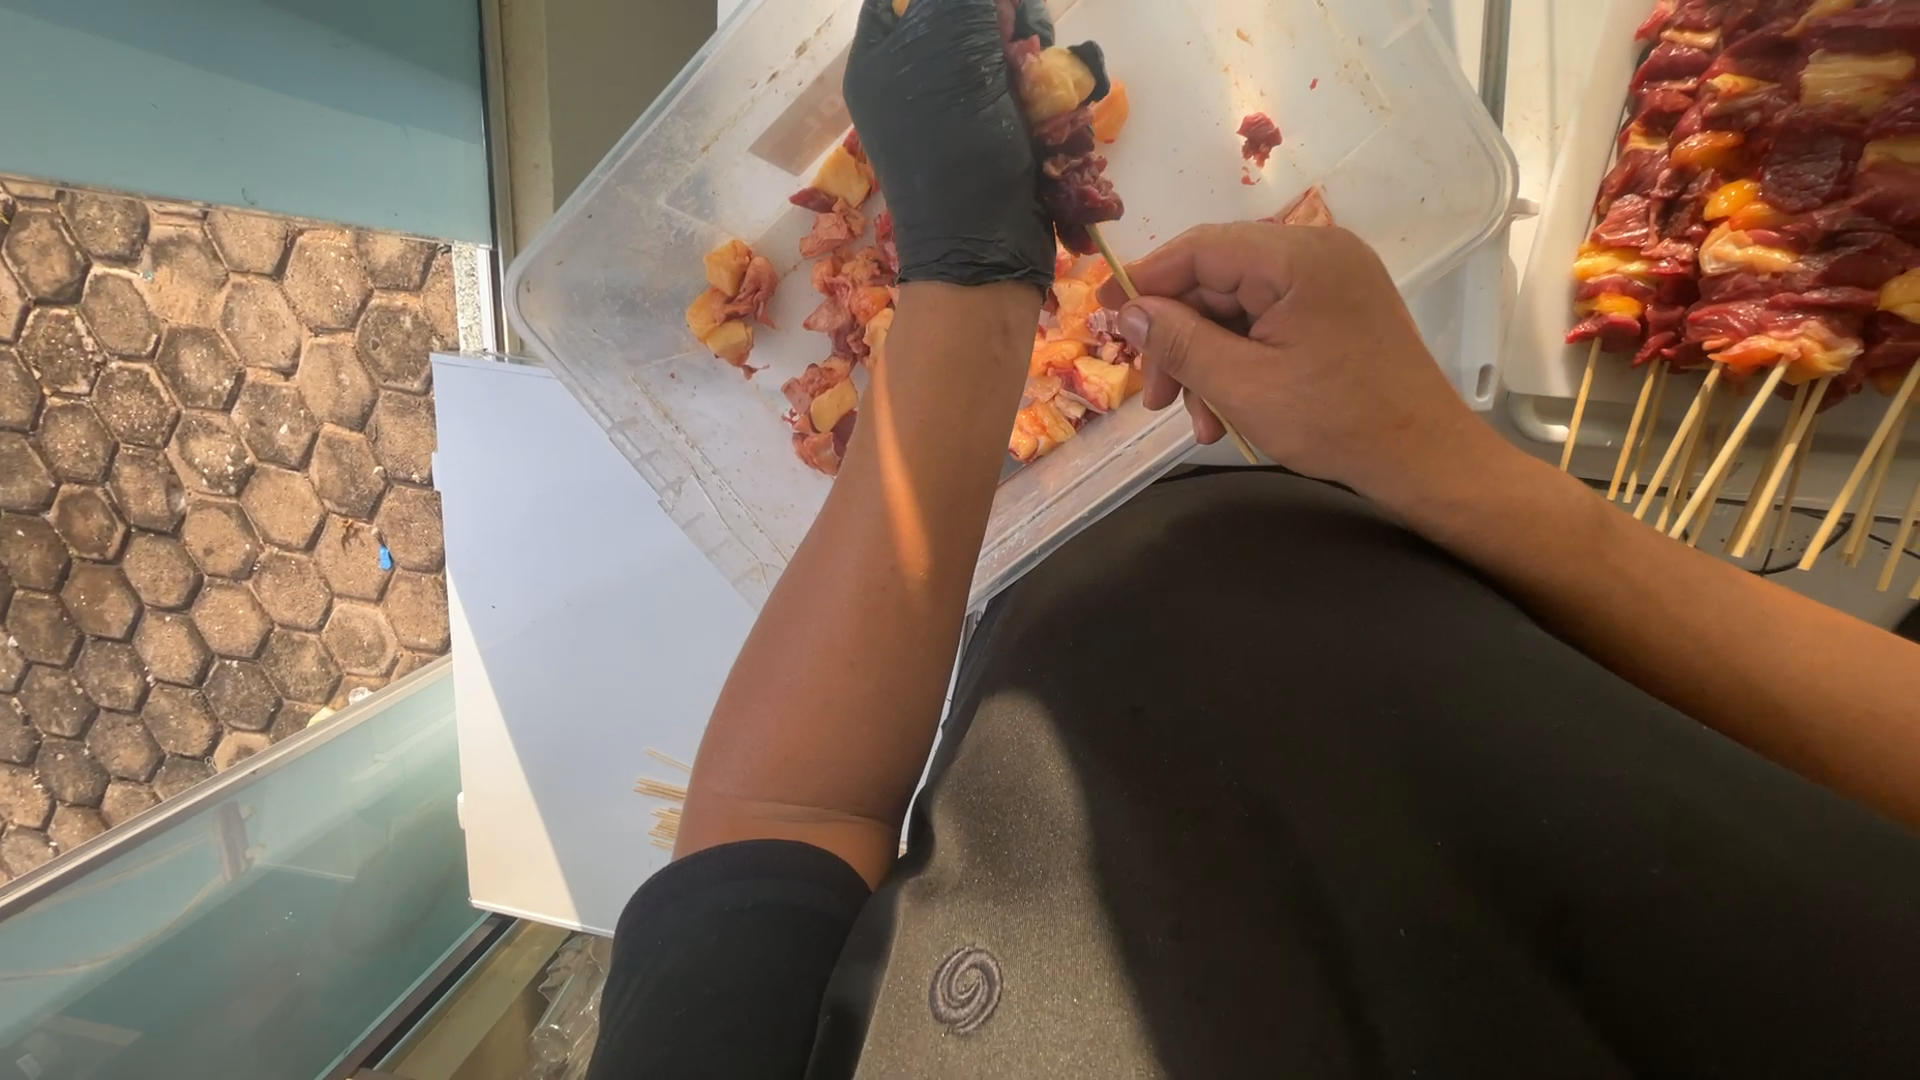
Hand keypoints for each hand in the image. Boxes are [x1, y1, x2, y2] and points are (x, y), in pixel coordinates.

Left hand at [844, 0, 1056, 289]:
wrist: (983, 249)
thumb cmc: (954, 146)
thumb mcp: (948, 42)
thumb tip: (983, 0)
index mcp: (882, 57)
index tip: (985, 5)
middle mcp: (915, 80)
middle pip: (965, 13)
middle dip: (1002, 16)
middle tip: (1020, 36)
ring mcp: (957, 111)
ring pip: (1003, 47)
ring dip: (1031, 53)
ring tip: (1038, 78)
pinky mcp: (996, 139)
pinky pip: (1024, 90)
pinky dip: (1042, 92)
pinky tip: (1047, 107)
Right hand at [1096, 222, 1491, 500]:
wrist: (1420, 456)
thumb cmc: (1334, 421)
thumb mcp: (1240, 384)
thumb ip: (1178, 342)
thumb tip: (1127, 312)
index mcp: (1296, 258)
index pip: (1198, 249)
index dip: (1144, 280)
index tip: (1102, 312)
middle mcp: (1314, 254)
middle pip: (1213, 284)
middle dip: (1177, 343)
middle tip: (1155, 398)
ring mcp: (1326, 283)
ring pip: (1233, 312)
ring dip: (1204, 365)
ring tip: (1199, 421)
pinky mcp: (1331, 310)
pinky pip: (1262, 326)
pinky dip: (1236, 365)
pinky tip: (1226, 413)